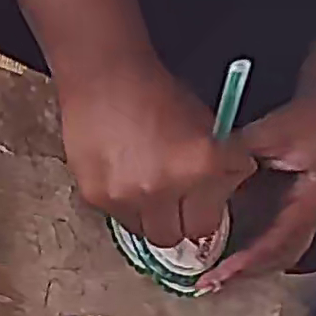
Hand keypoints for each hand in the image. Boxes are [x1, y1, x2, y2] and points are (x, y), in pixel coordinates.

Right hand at [59, 58, 256, 247]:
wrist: (104, 79)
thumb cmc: (157, 94)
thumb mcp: (205, 126)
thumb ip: (217, 166)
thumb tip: (219, 194)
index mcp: (201, 166)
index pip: (208, 224)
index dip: (206, 213)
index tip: (202, 206)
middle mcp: (164, 189)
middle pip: (176, 236)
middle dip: (178, 223)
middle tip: (176, 205)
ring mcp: (126, 197)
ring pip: (145, 231)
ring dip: (150, 216)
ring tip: (146, 186)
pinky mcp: (96, 197)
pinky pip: (117, 216)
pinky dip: (123, 203)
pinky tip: (122, 176)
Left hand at [197, 93, 315, 286]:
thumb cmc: (306, 117)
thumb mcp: (267, 134)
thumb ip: (233, 155)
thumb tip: (199, 174)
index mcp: (314, 198)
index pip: (278, 242)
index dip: (247, 261)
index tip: (219, 274)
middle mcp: (315, 212)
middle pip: (279, 258)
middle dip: (244, 274)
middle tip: (208, 285)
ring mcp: (307, 214)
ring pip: (278, 255)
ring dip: (246, 269)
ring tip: (213, 280)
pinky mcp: (295, 211)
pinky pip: (274, 242)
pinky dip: (250, 254)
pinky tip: (225, 260)